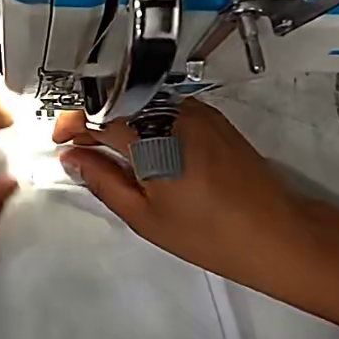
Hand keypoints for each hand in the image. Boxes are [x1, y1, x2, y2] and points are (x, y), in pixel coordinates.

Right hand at [54, 99, 338, 295]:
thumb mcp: (144, 216)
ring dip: (121, 122)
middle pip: (120, 104)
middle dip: (95, 123)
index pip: (99, 115)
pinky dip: (147, 123)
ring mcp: (196, 111)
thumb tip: (71, 157)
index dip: (73, 123)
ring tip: (113, 156)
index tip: (60, 140)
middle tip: (82, 152)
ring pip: (143, 105)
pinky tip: (147, 151)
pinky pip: (167, 110)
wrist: (278, 234)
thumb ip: (103, 180)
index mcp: (152, 137)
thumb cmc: (208, 234)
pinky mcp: (212, 117)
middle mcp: (173, 113)